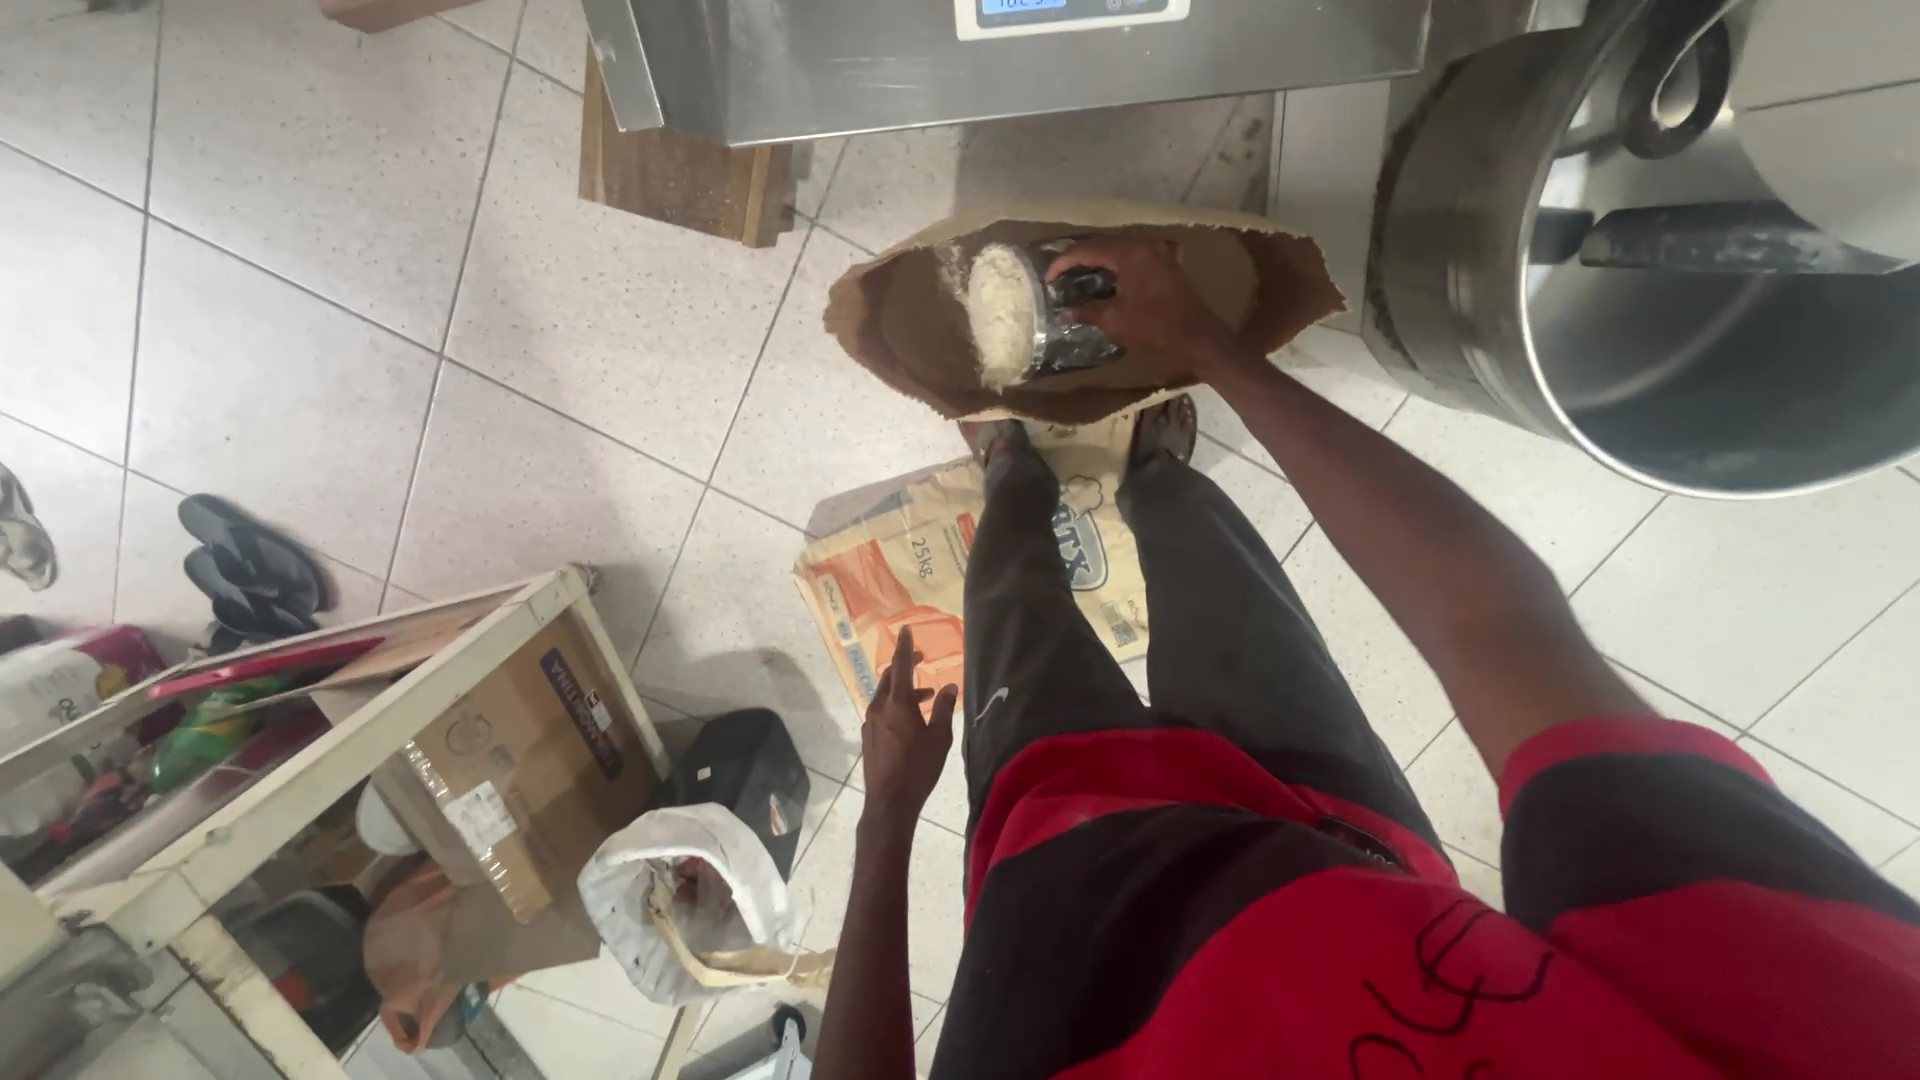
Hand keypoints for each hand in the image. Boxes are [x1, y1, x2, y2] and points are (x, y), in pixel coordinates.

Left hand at [861, 627, 957, 831]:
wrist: (889, 802)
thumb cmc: (918, 769)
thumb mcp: (939, 738)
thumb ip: (943, 709)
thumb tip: (949, 687)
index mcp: (897, 704)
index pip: (901, 666)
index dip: (906, 647)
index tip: (907, 630)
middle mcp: (879, 708)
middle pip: (889, 677)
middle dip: (905, 666)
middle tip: (921, 661)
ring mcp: (870, 723)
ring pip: (885, 695)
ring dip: (904, 689)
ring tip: (926, 697)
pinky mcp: (868, 737)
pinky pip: (882, 710)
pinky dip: (896, 705)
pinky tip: (910, 719)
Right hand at [1047, 237, 1235, 364]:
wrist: (1195, 335)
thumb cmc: (1153, 327)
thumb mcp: (1114, 320)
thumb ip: (1087, 311)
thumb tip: (1065, 311)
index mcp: (1127, 253)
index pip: (1086, 250)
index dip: (1062, 262)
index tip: (1047, 278)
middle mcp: (1142, 244)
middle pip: (1102, 243)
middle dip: (1078, 257)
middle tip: (1060, 273)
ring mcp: (1157, 252)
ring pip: (1118, 247)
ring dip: (1098, 259)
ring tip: (1079, 274)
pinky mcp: (1165, 263)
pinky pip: (1133, 255)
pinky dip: (1116, 263)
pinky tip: (1108, 278)